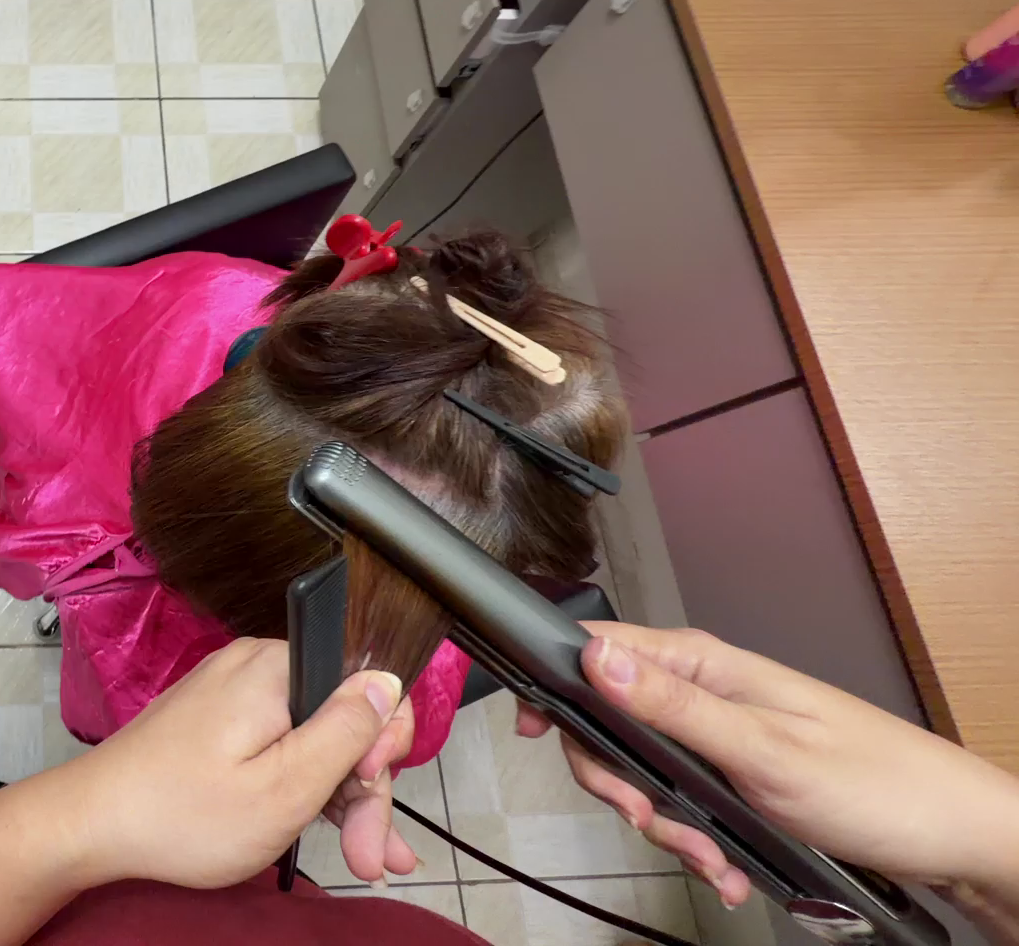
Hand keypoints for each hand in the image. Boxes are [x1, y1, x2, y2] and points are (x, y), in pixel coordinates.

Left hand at [36, 637, 417, 890]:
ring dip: (338, 795)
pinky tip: (326, 828)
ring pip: (309, 734)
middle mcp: (255, 665)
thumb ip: (347, 731)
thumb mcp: (286, 784)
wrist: (96, 820)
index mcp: (274, 667)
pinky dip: (300, 782)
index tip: (373, 797)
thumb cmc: (190, 812)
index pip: (364, 684)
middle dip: (362, 786)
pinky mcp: (217, 716)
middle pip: (338, 716)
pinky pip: (276, 740)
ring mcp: (232, 690)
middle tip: (372, 857)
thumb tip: (388, 679)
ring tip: (361, 858)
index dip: (384, 744)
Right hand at [519, 623, 1018, 905]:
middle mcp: (692, 687)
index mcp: (695, 663)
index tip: (537, 734)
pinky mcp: (723, 765)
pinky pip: (674, 792)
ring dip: (660, 818)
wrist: (974, 843)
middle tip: (646, 819)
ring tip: (709, 860)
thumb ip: (672, 705)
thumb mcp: (765, 752)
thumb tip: (593, 657)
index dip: (552, 684)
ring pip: (636, 763)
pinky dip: (687, 833)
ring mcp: (707, 727)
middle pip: (603, 718)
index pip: (591, 648)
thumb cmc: (881, 788)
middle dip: (615, 778)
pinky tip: (721, 864)